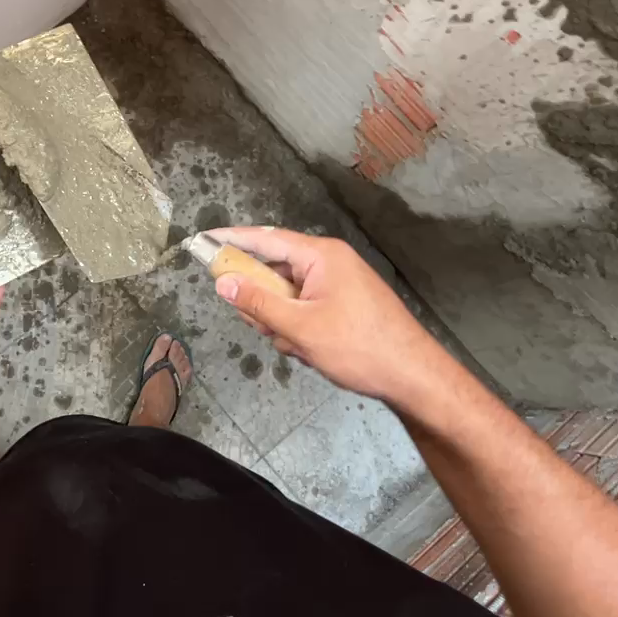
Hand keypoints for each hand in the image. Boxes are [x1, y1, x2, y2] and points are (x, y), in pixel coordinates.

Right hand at [207, 227, 442, 405]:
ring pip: (286, 296)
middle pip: (274, 271)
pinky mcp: (341, 304)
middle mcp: (328, 263)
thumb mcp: (300, 327)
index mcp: (321, 256)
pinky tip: (310, 351)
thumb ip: (258, 302)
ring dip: (282, 322)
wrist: (415, 377)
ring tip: (298, 346)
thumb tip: (221, 281)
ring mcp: (336, 284)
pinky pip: (303, 309)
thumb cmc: (359, 347)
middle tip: (263, 327)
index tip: (203, 240)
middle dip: (262, 302)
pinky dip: (297, 329)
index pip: (266, 238)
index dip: (231, 239)